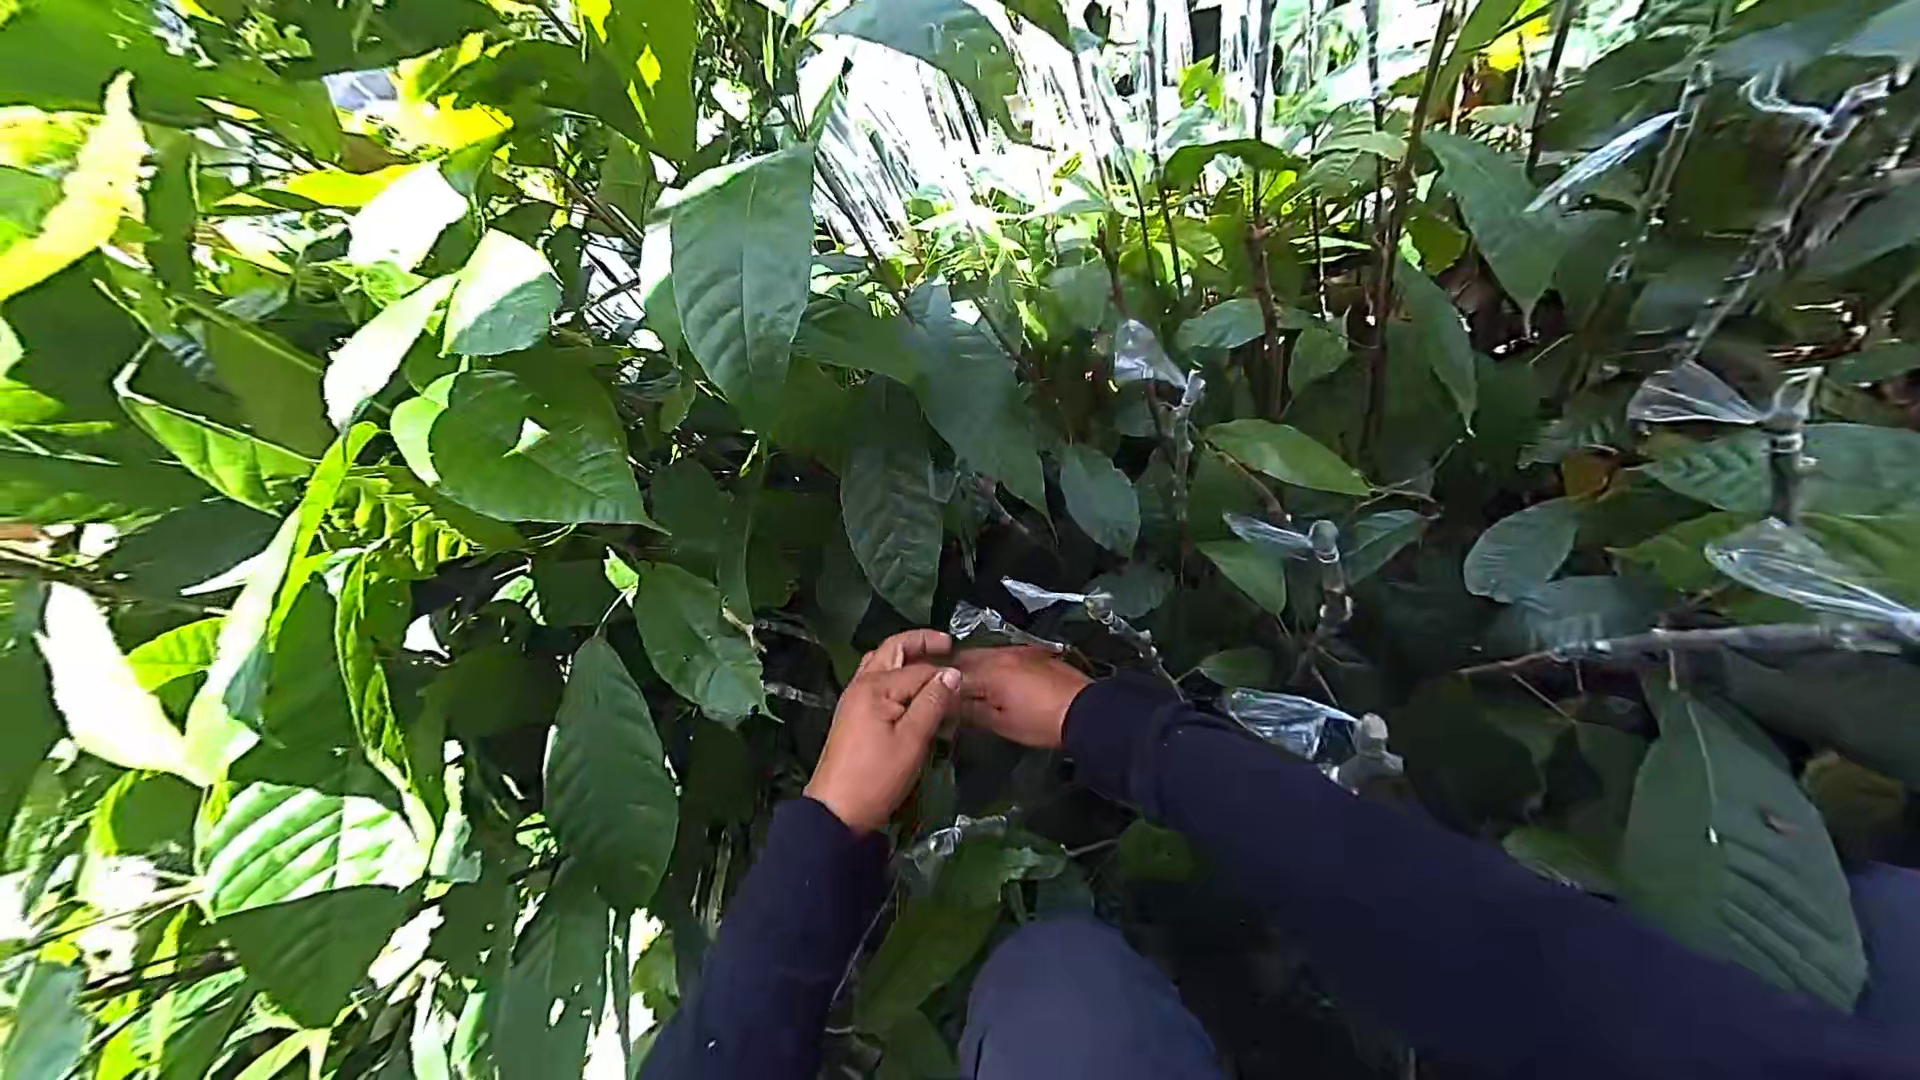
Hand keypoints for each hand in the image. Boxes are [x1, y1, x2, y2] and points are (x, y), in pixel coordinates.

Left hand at [804, 630, 960, 833]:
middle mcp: (861, 685)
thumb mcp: (913, 739)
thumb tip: (952, 674)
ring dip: (906, 657)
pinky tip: (913, 691)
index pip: (919, 670)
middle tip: (946, 644)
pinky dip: (897, 677)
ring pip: (882, 663)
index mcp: (875, 686)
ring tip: (931, 662)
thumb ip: (933, 702)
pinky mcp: (853, 715)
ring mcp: (854, 699)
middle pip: (892, 650)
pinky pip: (877, 681)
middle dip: (920, 643)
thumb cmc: (876, 777)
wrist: (837, 812)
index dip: (944, 676)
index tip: (965, 685)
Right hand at [950, 647, 1091, 749]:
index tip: (932, 695)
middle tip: (947, 692)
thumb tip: (947, 706)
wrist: (1086, 711)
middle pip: (966, 657)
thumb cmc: (1041, 722)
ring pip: (985, 654)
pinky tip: (996, 681)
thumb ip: (970, 711)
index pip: (952, 673)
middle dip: (953, 672)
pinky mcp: (1034, 652)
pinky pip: (1004, 654)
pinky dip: (993, 665)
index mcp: (989, 670)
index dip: (940, 684)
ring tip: (970, 688)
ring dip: (974, 667)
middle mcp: (1001, 653)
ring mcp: (1019, 650)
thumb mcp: (1000, 723)